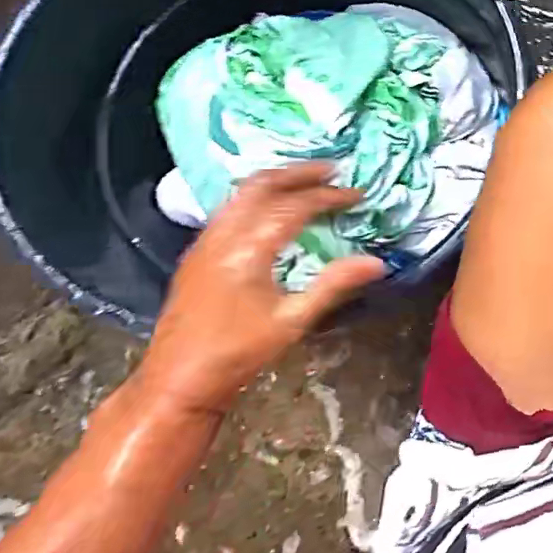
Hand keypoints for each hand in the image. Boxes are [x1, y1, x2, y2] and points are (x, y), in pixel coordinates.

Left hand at [135, 163, 386, 415]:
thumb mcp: (293, 320)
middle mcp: (222, 236)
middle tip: (333, 170)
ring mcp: (205, 242)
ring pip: (241, 193)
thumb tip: (377, 262)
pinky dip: (258, 196)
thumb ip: (334, 285)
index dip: (329, 196)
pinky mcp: (197, 253)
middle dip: (299, 173)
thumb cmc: (237, 353)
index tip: (357, 194)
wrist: (175, 382)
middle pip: (261, 185)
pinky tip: (274, 208)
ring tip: (308, 181)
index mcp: (247, 250)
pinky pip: (230, 208)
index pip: (294, 207)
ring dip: (277, 181)